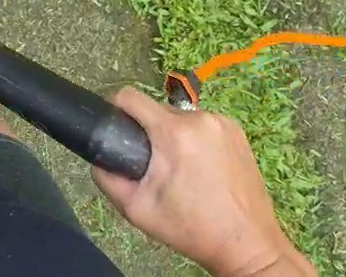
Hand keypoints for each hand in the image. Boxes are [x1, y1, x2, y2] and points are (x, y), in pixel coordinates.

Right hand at [92, 88, 313, 276]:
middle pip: (156, 110)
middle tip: (155, 165)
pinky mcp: (237, 130)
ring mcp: (222, 122)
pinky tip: (202, 166)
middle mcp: (198, 118)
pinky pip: (202, 124)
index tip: (117, 126)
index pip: (130, 97)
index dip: (116, 108)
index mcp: (173, 133)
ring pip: (179, 117)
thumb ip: (106, 177)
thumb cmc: (191, 230)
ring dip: (173, 135)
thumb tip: (96, 156)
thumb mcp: (137, 210)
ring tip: (182, 169)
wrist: (249, 248)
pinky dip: (196, 139)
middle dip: (150, 132)